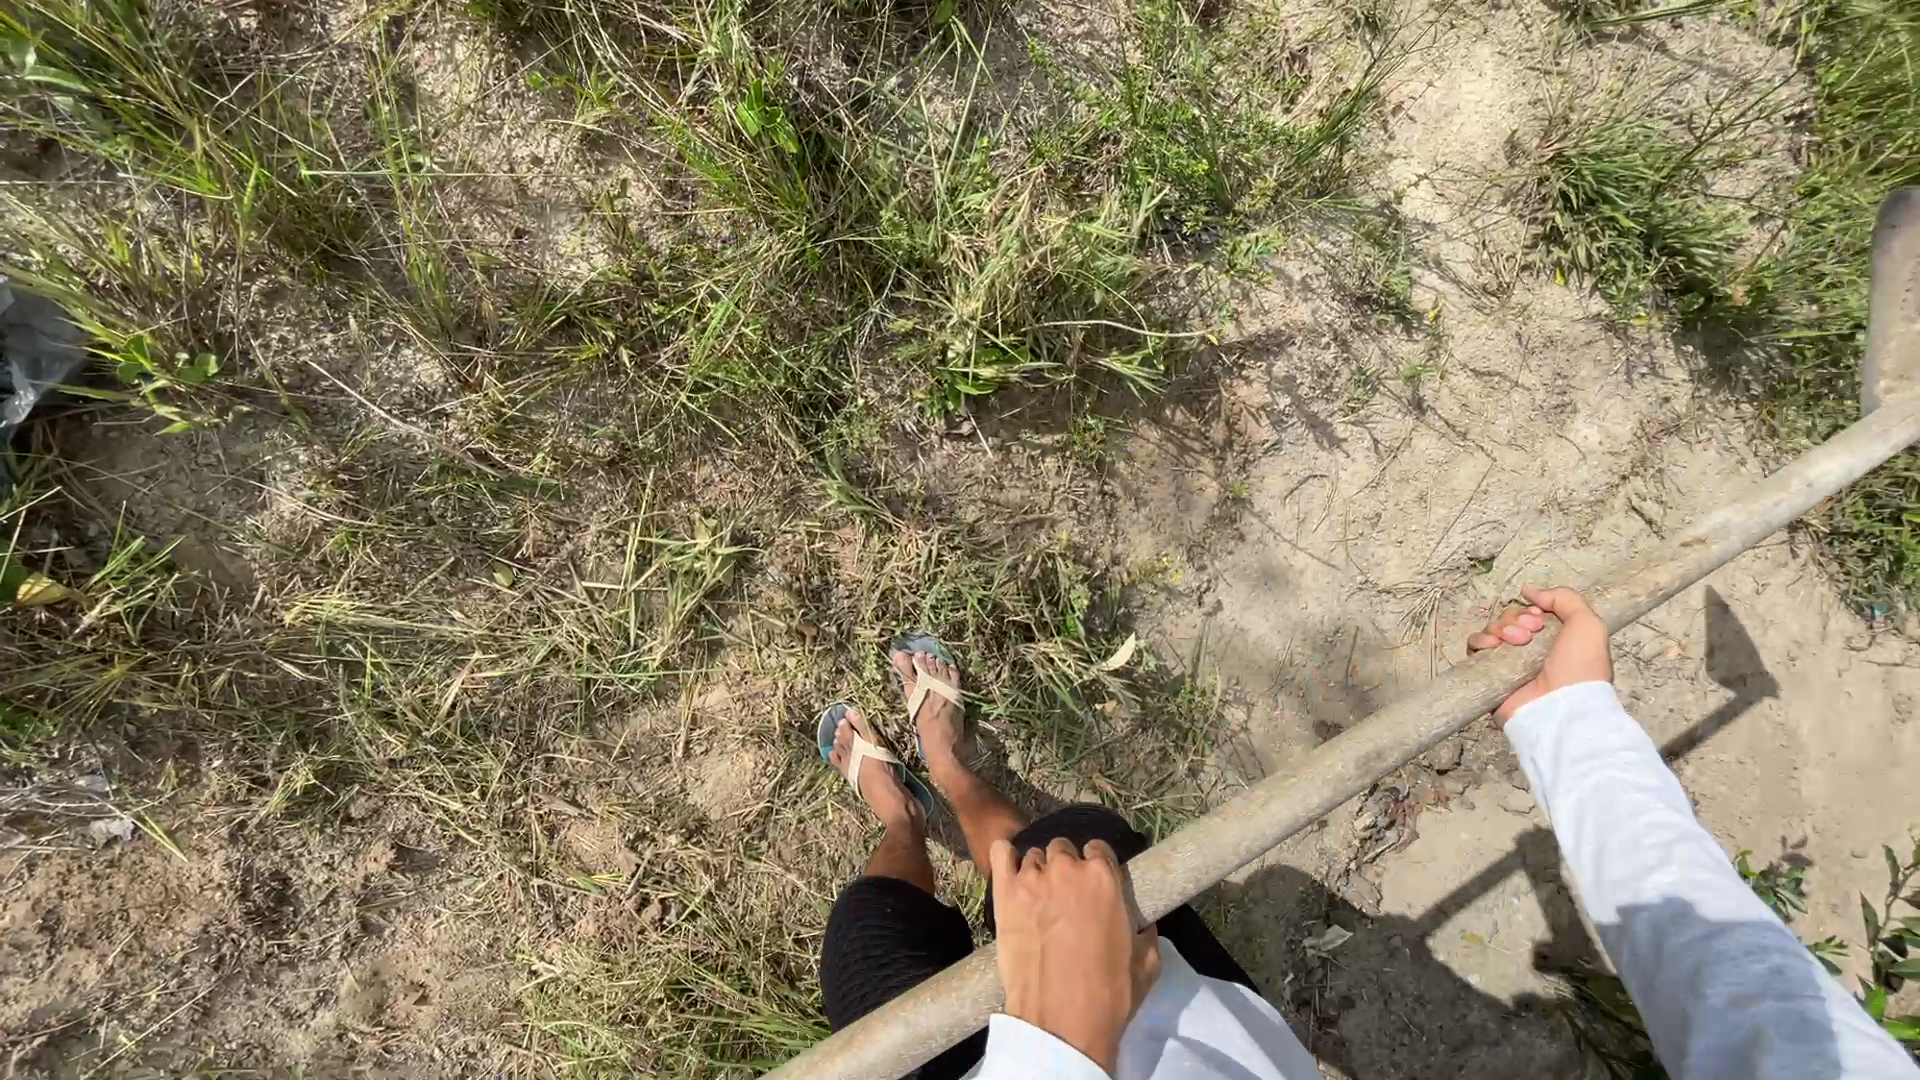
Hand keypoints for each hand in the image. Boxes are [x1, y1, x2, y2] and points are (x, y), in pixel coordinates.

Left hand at [990, 836, 1160, 1074]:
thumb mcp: (1146, 964)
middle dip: (1067, 868)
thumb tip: (1145, 922)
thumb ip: (1147, 932)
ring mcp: (1033, 878)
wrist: (1061, 1022)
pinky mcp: (1005, 892)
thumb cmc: (1109, 995)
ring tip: (1038, 897)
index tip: (1094, 885)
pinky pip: (1001, 852)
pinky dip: (1005, 856)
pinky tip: (1011, 872)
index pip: (1099, 848)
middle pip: (1064, 849)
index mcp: (1104, 878)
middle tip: (1066, 896)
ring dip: (1039, 871)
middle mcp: (1068, 868)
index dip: (1097, 866)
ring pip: (1035, 856)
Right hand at [1467, 585, 1612, 723]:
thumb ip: (1565, 599)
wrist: (1560, 705)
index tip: (1539, 618)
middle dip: (1515, 619)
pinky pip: (1474, 647)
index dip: (1531, 609)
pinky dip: (1480, 641)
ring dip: (1499, 628)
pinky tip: (1492, 646)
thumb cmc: (1579, 667)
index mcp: (1553, 639)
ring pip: (1491, 630)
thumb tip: (1529, 590)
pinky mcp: (1487, 672)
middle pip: (1509, 618)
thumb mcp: (1588, 625)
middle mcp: (1529, 648)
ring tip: (1513, 642)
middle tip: (1529, 633)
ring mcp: (1507, 660)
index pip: (1530, 613)